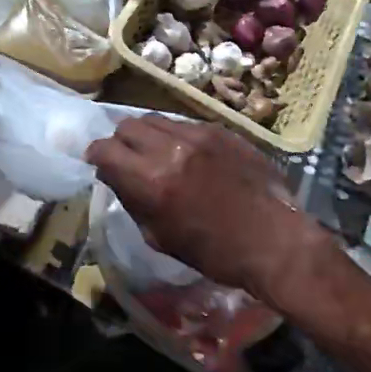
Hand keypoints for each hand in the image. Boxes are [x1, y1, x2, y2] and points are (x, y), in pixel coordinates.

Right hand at [85, 115, 321, 292]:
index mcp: (151, 180)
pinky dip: (176, 136)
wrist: (274, 241)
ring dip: (147, 134)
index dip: (96, 155)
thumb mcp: (160, 237)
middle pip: (127, 126)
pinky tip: (187, 155)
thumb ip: (133, 201)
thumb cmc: (214, 252)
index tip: (98, 163)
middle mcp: (170, 148)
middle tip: (127, 158)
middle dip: (120, 141)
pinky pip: (184, 123)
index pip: (105, 150)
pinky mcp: (221, 130)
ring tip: (155, 152)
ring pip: (154, 119)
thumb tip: (116, 177)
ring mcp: (198, 135)